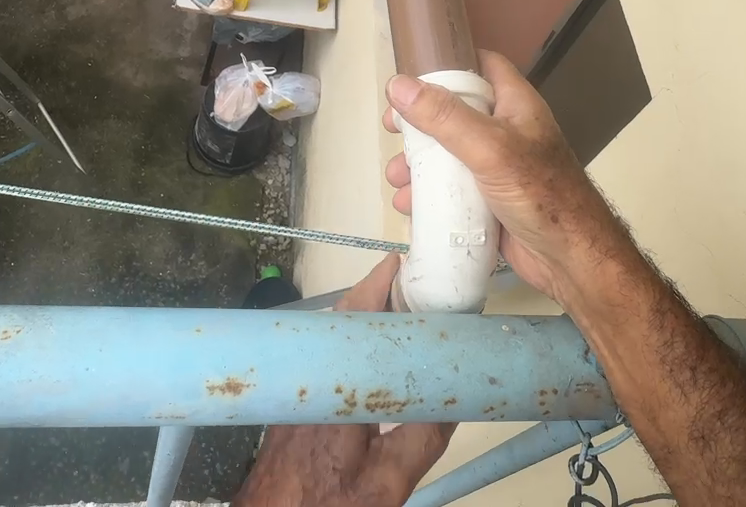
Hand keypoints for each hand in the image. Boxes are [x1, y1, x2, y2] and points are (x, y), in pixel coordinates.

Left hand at [232, 255, 453, 506]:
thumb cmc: (327, 502)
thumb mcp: (388, 481)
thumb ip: (423, 439)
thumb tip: (454, 398)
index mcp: (337, 383)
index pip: (356, 313)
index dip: (379, 284)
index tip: (402, 262)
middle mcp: (311, 371)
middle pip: (342, 314)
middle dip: (375, 292)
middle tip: (410, 282)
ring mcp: (297, 383)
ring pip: (331, 331)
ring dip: (363, 315)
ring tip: (399, 309)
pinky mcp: (292, 398)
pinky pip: (324, 351)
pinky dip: (351, 340)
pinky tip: (373, 352)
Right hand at [382, 51, 616, 305]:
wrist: (571, 261)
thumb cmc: (538, 193)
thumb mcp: (488, 147)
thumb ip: (444, 116)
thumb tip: (397, 85)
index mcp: (515, 104)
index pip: (483, 65)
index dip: (450, 62)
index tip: (413, 71)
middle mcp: (506, 130)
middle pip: (456, 111)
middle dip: (420, 121)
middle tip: (392, 129)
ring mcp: (498, 167)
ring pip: (449, 154)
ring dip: (419, 164)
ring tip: (396, 178)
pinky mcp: (489, 200)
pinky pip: (452, 190)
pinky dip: (428, 195)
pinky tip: (408, 207)